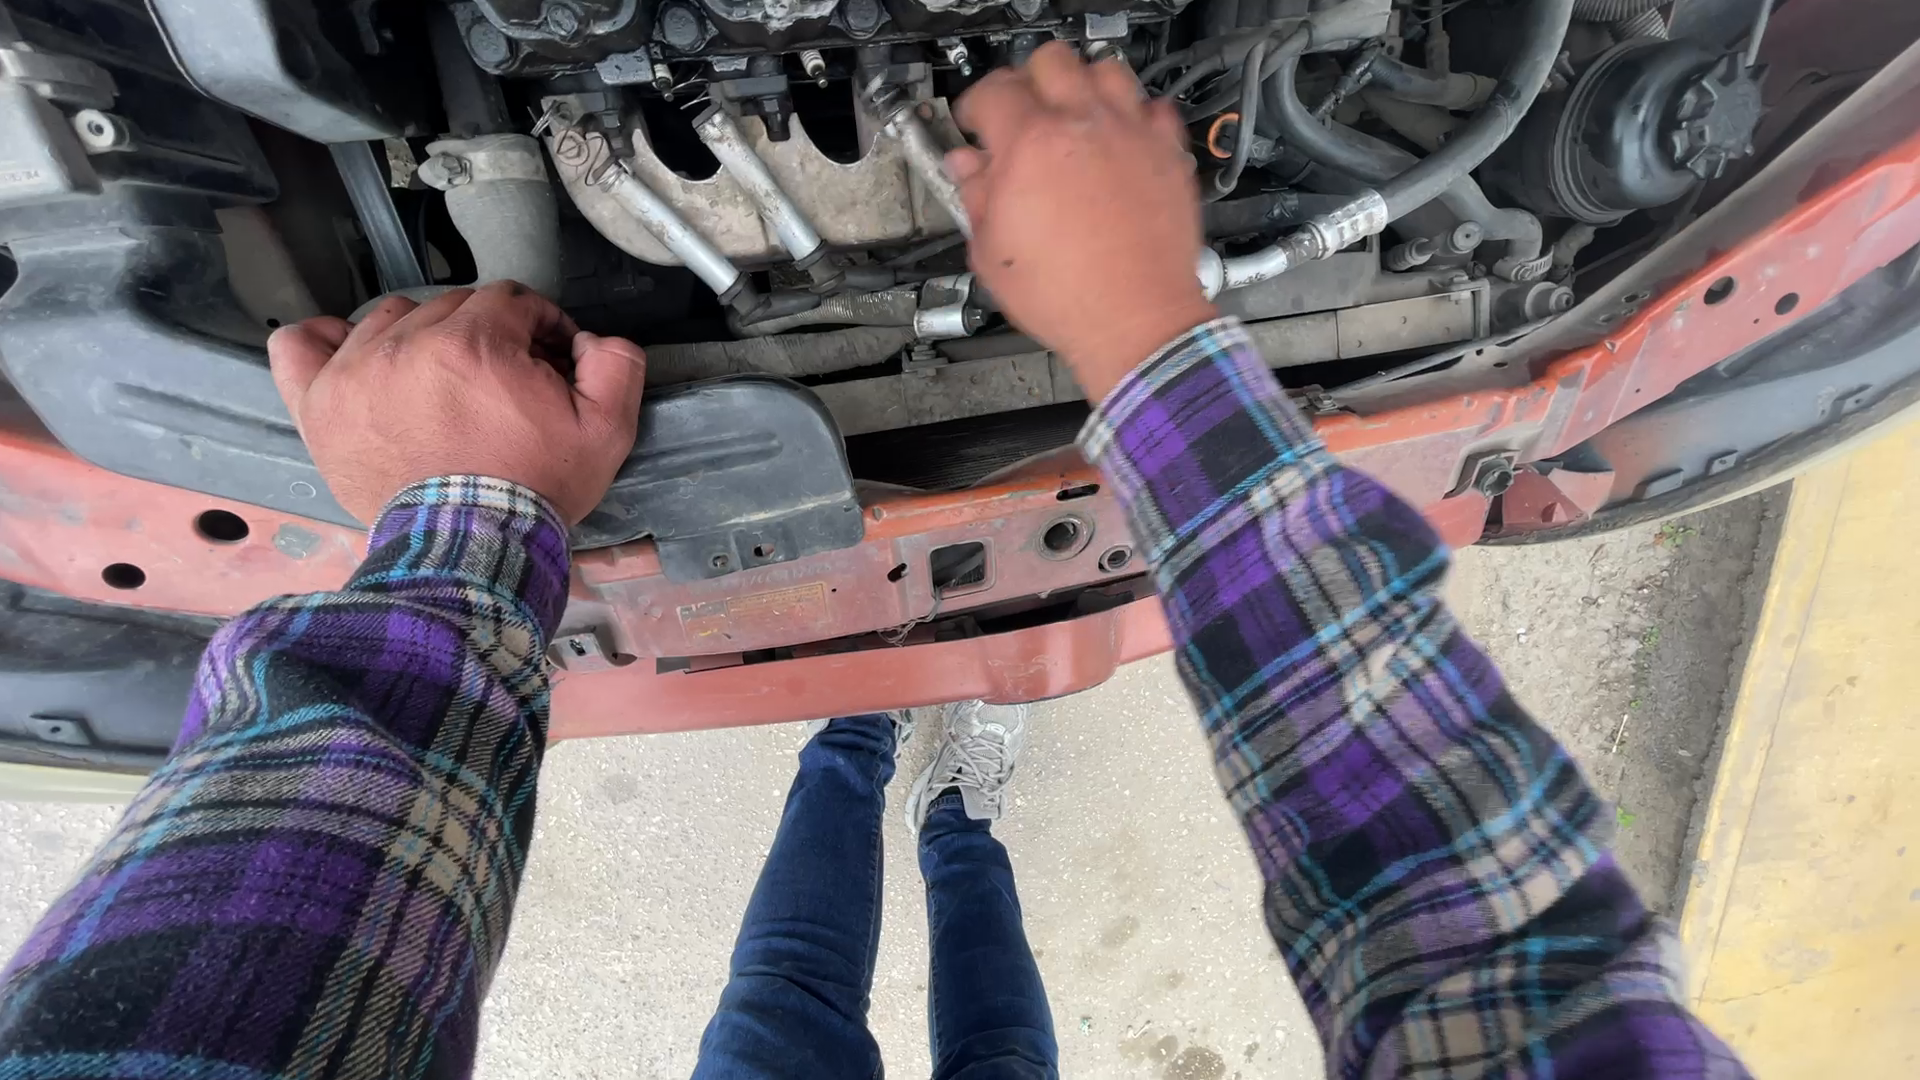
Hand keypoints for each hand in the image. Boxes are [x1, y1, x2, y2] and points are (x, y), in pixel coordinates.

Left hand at [268, 282, 646, 524]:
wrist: (473, 543)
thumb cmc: (539, 485)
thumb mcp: (608, 431)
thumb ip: (616, 365)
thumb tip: (591, 338)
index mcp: (478, 343)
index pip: (513, 300)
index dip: (542, 323)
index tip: (553, 357)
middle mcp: (408, 342)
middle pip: (456, 306)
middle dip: (492, 332)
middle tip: (512, 378)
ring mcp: (354, 369)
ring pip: (393, 317)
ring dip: (428, 335)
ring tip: (451, 380)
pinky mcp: (318, 402)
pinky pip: (303, 341)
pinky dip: (330, 339)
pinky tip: (361, 356)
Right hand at [949, 42, 1217, 401]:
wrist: (1133, 321)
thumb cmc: (1068, 299)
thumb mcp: (993, 257)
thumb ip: (976, 200)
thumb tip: (967, 170)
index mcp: (1030, 146)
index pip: (993, 93)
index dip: (975, 107)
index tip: (975, 123)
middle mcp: (1084, 126)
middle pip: (1050, 62)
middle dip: (1027, 83)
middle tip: (1020, 115)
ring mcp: (1131, 135)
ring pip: (1106, 70)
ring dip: (1082, 87)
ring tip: (1071, 119)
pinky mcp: (1168, 154)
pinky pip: (1153, 108)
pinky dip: (1133, 116)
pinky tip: (1118, 142)